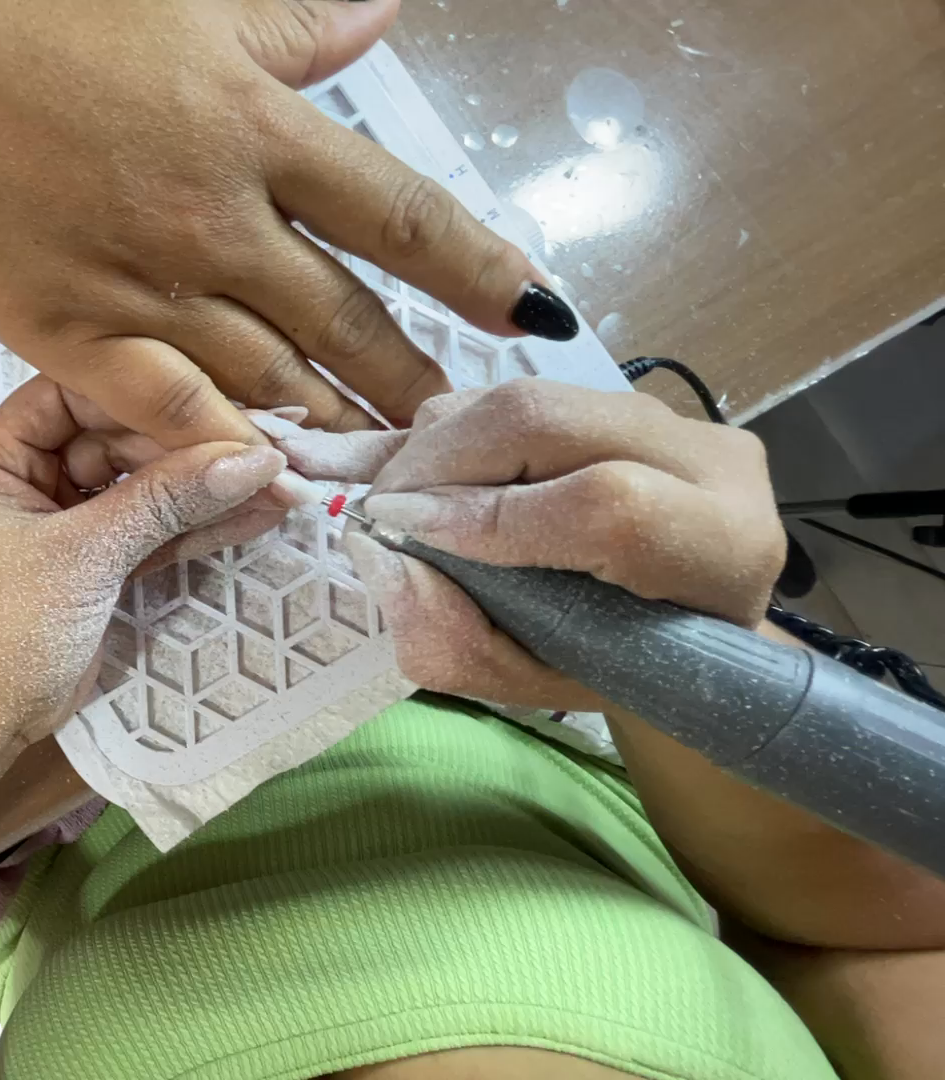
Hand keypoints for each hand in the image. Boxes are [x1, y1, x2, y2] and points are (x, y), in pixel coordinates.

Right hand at [0, 0, 572, 440]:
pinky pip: (169, 404)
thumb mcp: (184, 10)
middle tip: (450, 424)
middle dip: (405, 376)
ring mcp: (150, 289)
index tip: (531, 318)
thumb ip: (289, 30)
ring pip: (266, 374)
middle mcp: (222, 224)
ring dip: (328, 421)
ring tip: (375, 459)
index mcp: (258, 131)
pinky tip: (267, 474)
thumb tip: (378, 19)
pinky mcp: (79, 338)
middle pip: (343, 319)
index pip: (403, 216)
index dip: (478, 272)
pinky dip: (224, 442)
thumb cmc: (39, 27)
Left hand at [0, 378, 309, 747]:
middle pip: (118, 438)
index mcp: (0, 459)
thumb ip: (164, 501)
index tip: (220, 401)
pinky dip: (196, 527)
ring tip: (286, 482)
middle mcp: (32, 478)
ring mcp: (68, 521)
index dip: (143, 393)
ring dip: (206, 488)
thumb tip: (254, 457)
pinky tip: (256, 515)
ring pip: (143, 487)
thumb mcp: (83, 556)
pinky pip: (150, 530)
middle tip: (273, 451)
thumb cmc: (6, 632)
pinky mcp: (97, 561)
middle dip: (191, 448)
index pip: (73, 394)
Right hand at [253, 380, 785, 710]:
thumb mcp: (519, 682)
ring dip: (426, 447)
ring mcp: (658, 417)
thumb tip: (372, 550)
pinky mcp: (603, 399)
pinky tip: (386, 463)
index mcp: (713, 552)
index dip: (482, 516)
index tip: (395, 532)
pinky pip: (498, 394)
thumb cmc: (598, 665)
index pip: (602, 505)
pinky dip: (430, 432)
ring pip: (511, 398)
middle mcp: (703, 462)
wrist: (663, 621)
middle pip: (541, 420)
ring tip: (392, 500)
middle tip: (375, 511)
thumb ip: (444, 635)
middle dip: (431, 463)